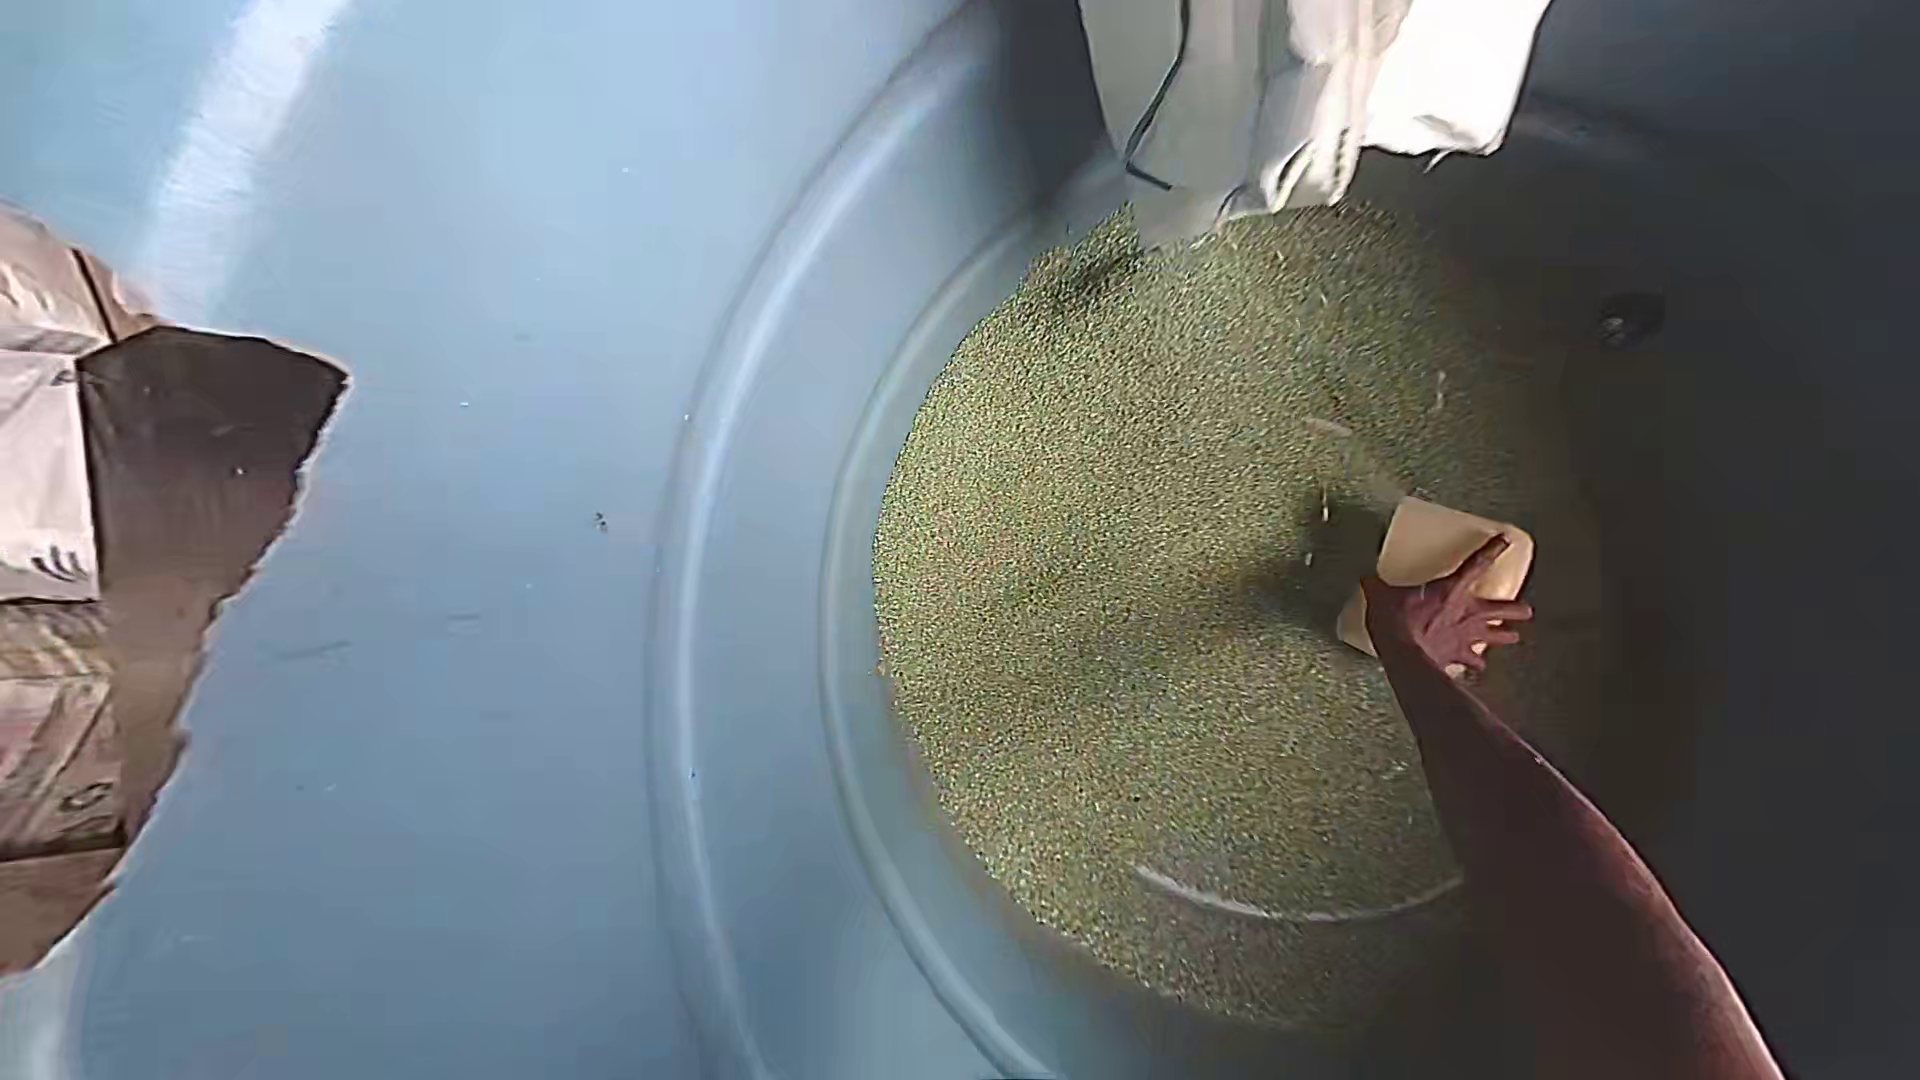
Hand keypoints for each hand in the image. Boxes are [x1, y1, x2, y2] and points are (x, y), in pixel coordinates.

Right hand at [1362, 534, 1532, 676]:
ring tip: (1510, 636)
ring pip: (1503, 637)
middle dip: (1518, 609)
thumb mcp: (1380, 596)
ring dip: (1506, 636)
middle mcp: (1470, 613)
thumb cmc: (1397, 622)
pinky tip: (1476, 665)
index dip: (1492, 550)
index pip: (1477, 564)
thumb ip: (1377, 585)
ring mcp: (1469, 637)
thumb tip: (1367, 578)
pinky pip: (1475, 663)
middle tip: (1521, 609)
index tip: (1504, 540)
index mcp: (1452, 590)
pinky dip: (1476, 664)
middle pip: (1509, 609)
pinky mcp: (1461, 657)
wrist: (1403, 655)